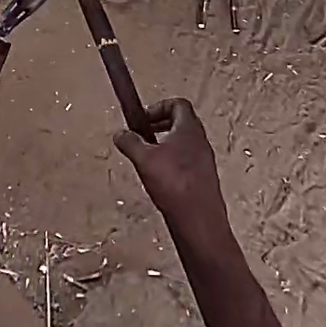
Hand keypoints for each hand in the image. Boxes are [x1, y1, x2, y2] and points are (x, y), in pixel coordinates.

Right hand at [115, 99, 228, 236]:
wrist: (199, 222)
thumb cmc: (174, 184)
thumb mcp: (143, 159)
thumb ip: (130, 142)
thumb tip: (120, 134)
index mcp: (189, 130)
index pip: (178, 104)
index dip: (158, 107)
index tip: (143, 119)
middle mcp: (201, 142)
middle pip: (182, 122)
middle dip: (160, 125)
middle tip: (143, 135)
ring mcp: (205, 161)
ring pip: (185, 142)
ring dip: (166, 144)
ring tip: (149, 157)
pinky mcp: (205, 180)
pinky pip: (188, 161)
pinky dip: (173, 162)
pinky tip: (160, 178)